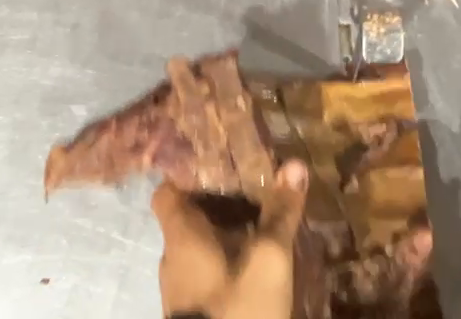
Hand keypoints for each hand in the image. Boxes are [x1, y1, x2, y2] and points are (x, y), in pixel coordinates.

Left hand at [152, 160, 308, 318]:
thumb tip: (293, 162)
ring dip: (225, 231)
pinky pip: (205, 270)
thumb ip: (280, 212)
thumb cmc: (239, 309)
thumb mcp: (269, 259)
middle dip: (218, 198)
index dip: (187, 171)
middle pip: (187, 216)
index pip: (166, 190)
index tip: (217, 158)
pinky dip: (225, 258)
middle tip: (254, 183)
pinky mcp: (194, 310)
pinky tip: (254, 259)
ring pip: (198, 245)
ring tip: (260, 217)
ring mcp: (179, 289)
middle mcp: (171, 259)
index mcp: (180, 237)